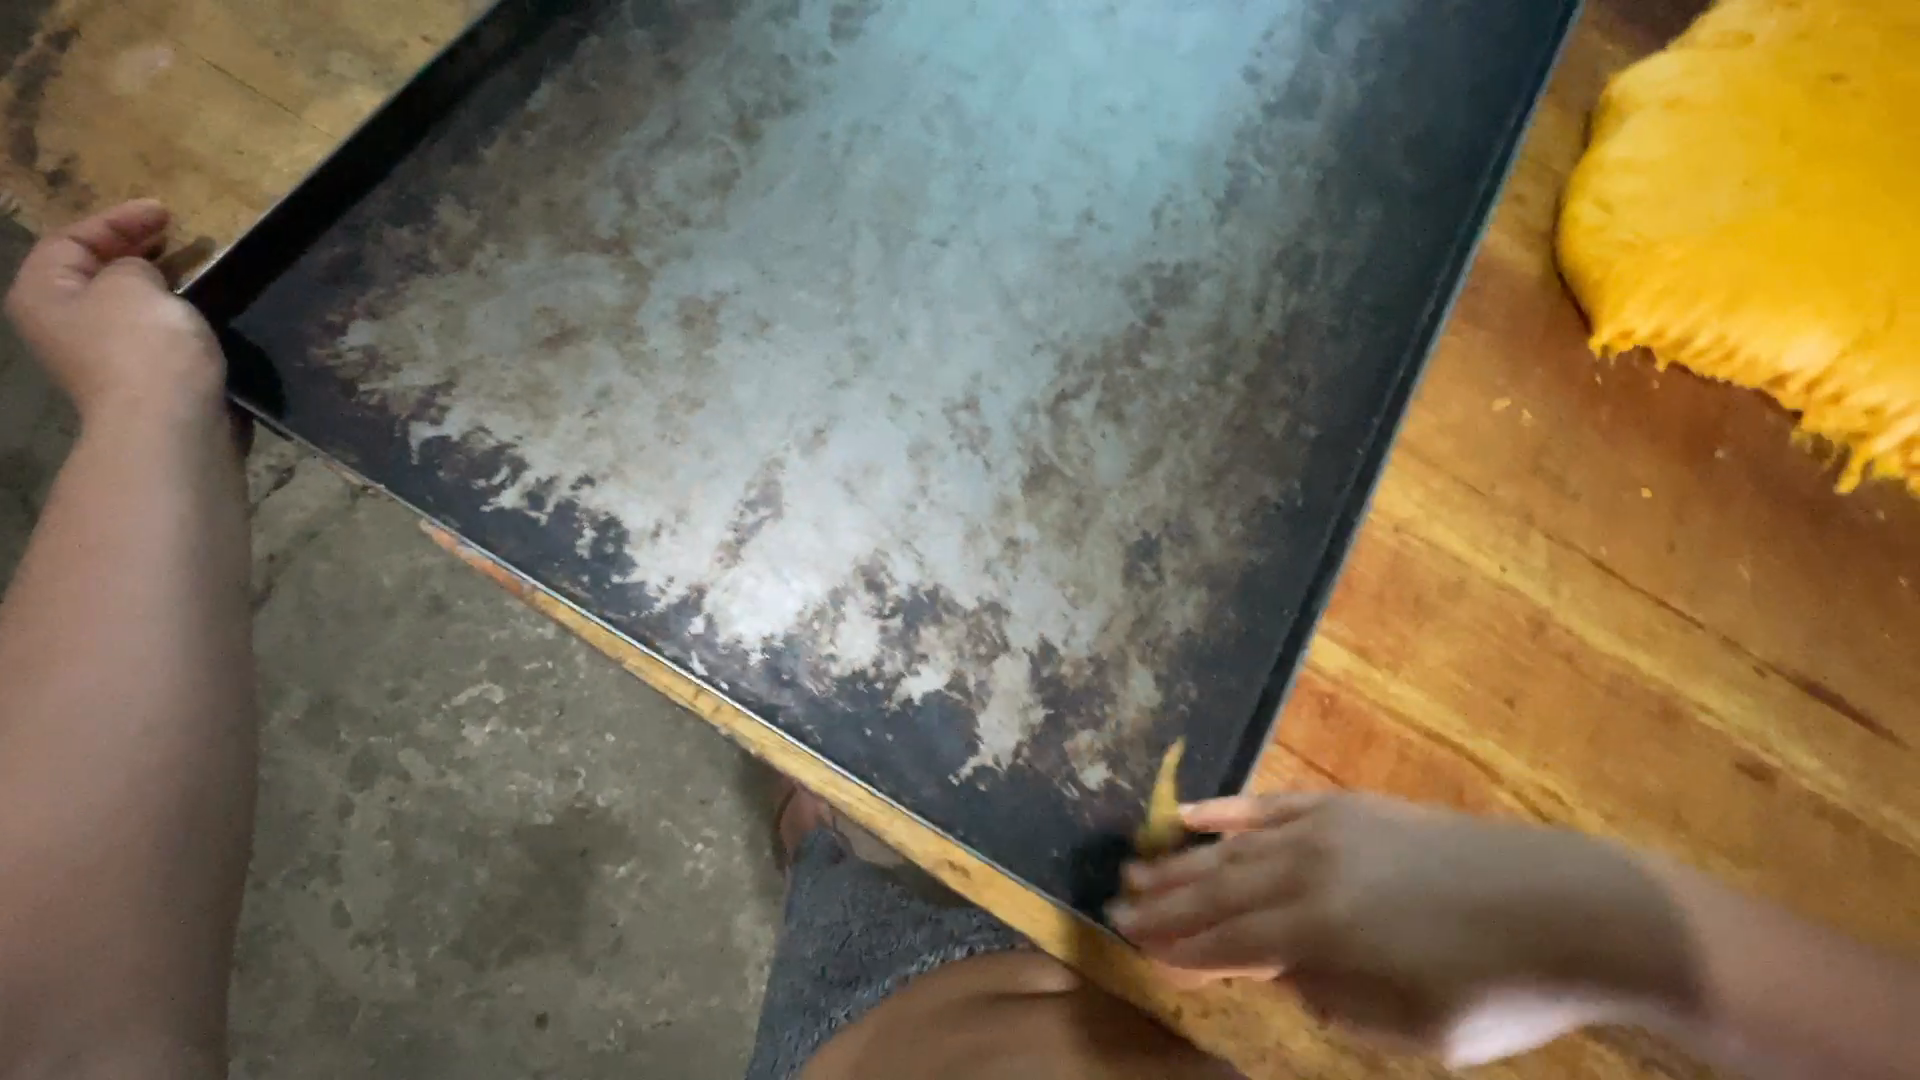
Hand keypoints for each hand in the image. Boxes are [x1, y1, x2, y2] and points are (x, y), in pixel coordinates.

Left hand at [4, 200, 224, 424]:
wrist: (171, 424)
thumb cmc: (144, 348)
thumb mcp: (133, 286)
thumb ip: (132, 267)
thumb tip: (141, 274)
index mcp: (43, 294)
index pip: (70, 241)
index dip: (117, 220)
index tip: (166, 211)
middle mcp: (62, 324)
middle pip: (93, 274)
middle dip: (135, 253)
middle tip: (178, 238)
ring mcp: (102, 356)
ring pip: (127, 306)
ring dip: (160, 288)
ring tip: (196, 276)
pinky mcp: (144, 380)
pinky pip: (155, 336)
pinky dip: (177, 320)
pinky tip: (203, 318)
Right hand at [1110, 793, 1698, 1065]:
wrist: (1571, 906)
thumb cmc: (1501, 988)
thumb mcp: (1416, 1029)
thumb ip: (1334, 1000)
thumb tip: (1281, 973)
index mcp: (1322, 931)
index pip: (1229, 943)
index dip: (1181, 951)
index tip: (1137, 951)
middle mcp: (1307, 871)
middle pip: (1219, 892)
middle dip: (1165, 906)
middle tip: (1117, 910)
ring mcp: (1324, 830)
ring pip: (1233, 848)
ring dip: (1182, 863)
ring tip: (1137, 871)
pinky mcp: (1346, 807)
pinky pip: (1270, 806)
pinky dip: (1226, 812)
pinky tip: (1191, 814)